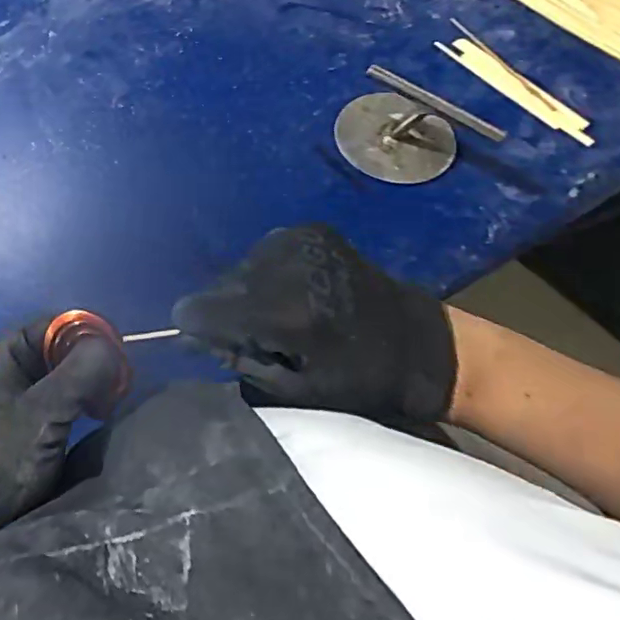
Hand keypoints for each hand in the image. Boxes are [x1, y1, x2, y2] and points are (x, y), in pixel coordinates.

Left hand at [0, 318, 124, 563]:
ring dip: (94, 380)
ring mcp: (25, 382)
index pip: (56, 322)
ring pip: (71, 365)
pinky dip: (88, 395)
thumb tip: (110, 344)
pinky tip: (98, 414)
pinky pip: (71, 385)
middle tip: (114, 389)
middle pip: (65, 342)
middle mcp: (13, 358)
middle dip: (94, 360)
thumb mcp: (44, 413)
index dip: (90, 335)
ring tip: (105, 405)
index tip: (118, 362)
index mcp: (6, 349)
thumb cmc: (10, 458)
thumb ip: (76, 375)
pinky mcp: (38, 406)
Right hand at [172, 224, 456, 421]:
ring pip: (236, 270)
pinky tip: (295, 291)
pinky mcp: (307, 231)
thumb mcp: (294, 389)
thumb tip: (191, 337)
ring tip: (281, 313)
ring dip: (246, 293)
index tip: (217, 343)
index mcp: (282, 313)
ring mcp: (295, 242)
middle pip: (216, 288)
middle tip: (258, 333)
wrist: (428, 347)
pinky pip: (259, 255)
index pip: (196, 310)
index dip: (199, 329)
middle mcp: (282, 268)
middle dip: (226, 311)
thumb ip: (236, 359)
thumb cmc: (361, 381)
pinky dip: (266, 274)